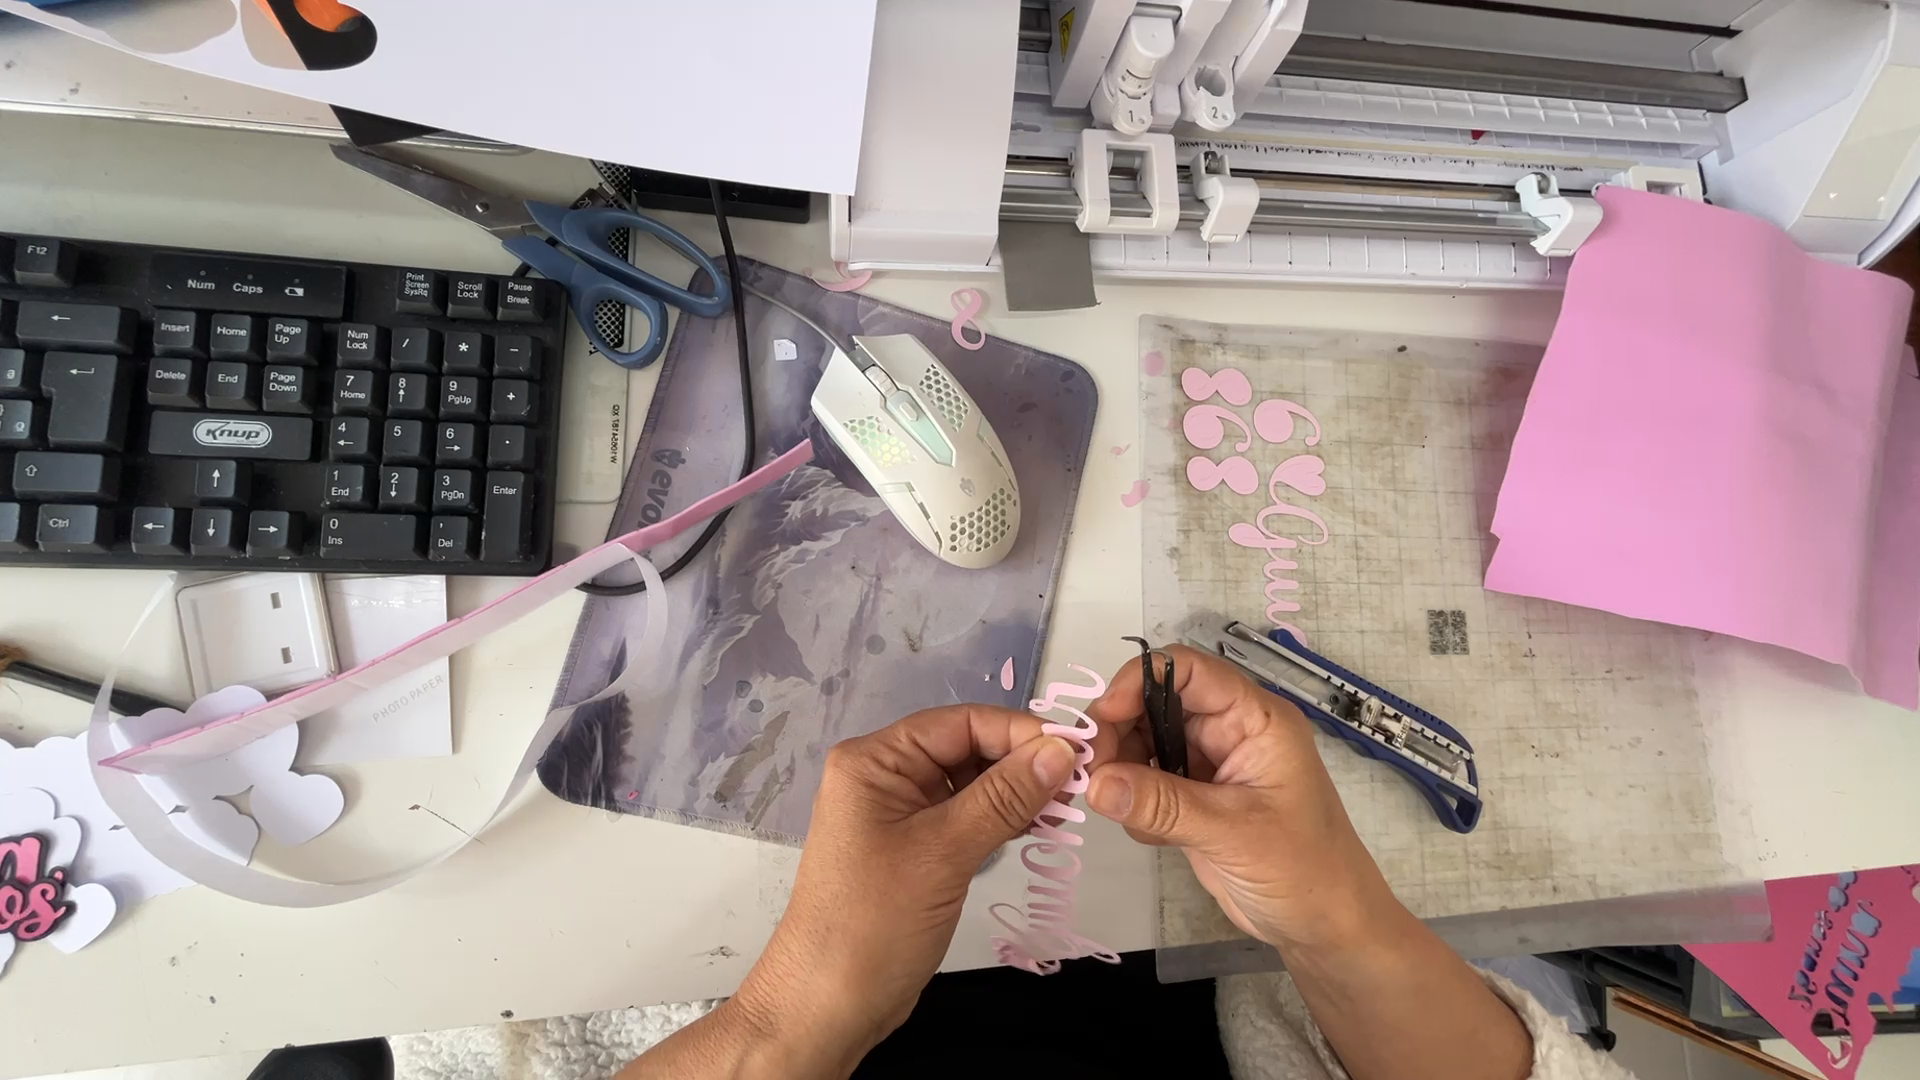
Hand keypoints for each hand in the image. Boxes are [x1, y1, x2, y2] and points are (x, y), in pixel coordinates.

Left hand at [727, 705, 1078, 1071]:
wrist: (827, 1009)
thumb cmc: (875, 922)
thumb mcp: (944, 852)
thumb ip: (1005, 796)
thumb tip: (1061, 750)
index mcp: (876, 759)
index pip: (958, 722)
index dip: (1016, 731)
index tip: (1072, 751)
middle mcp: (885, 774)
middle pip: (965, 747)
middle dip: (1019, 762)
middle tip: (1076, 785)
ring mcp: (899, 810)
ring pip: (969, 781)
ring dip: (1014, 791)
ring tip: (1064, 808)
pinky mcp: (914, 843)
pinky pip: (964, 813)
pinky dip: (999, 817)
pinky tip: (1035, 825)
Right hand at [1085, 645, 1396, 949]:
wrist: (1326, 931)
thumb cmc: (1306, 872)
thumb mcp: (1235, 833)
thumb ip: (1163, 805)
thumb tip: (1095, 783)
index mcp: (1252, 717)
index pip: (1187, 669)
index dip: (1140, 680)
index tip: (1104, 716)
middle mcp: (1225, 730)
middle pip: (1154, 702)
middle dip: (1120, 729)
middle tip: (1093, 769)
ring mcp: (1205, 762)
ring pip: (1142, 739)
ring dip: (1121, 767)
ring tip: (1113, 803)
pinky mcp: (1189, 795)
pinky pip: (1142, 778)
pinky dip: (1131, 799)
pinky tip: (1149, 833)